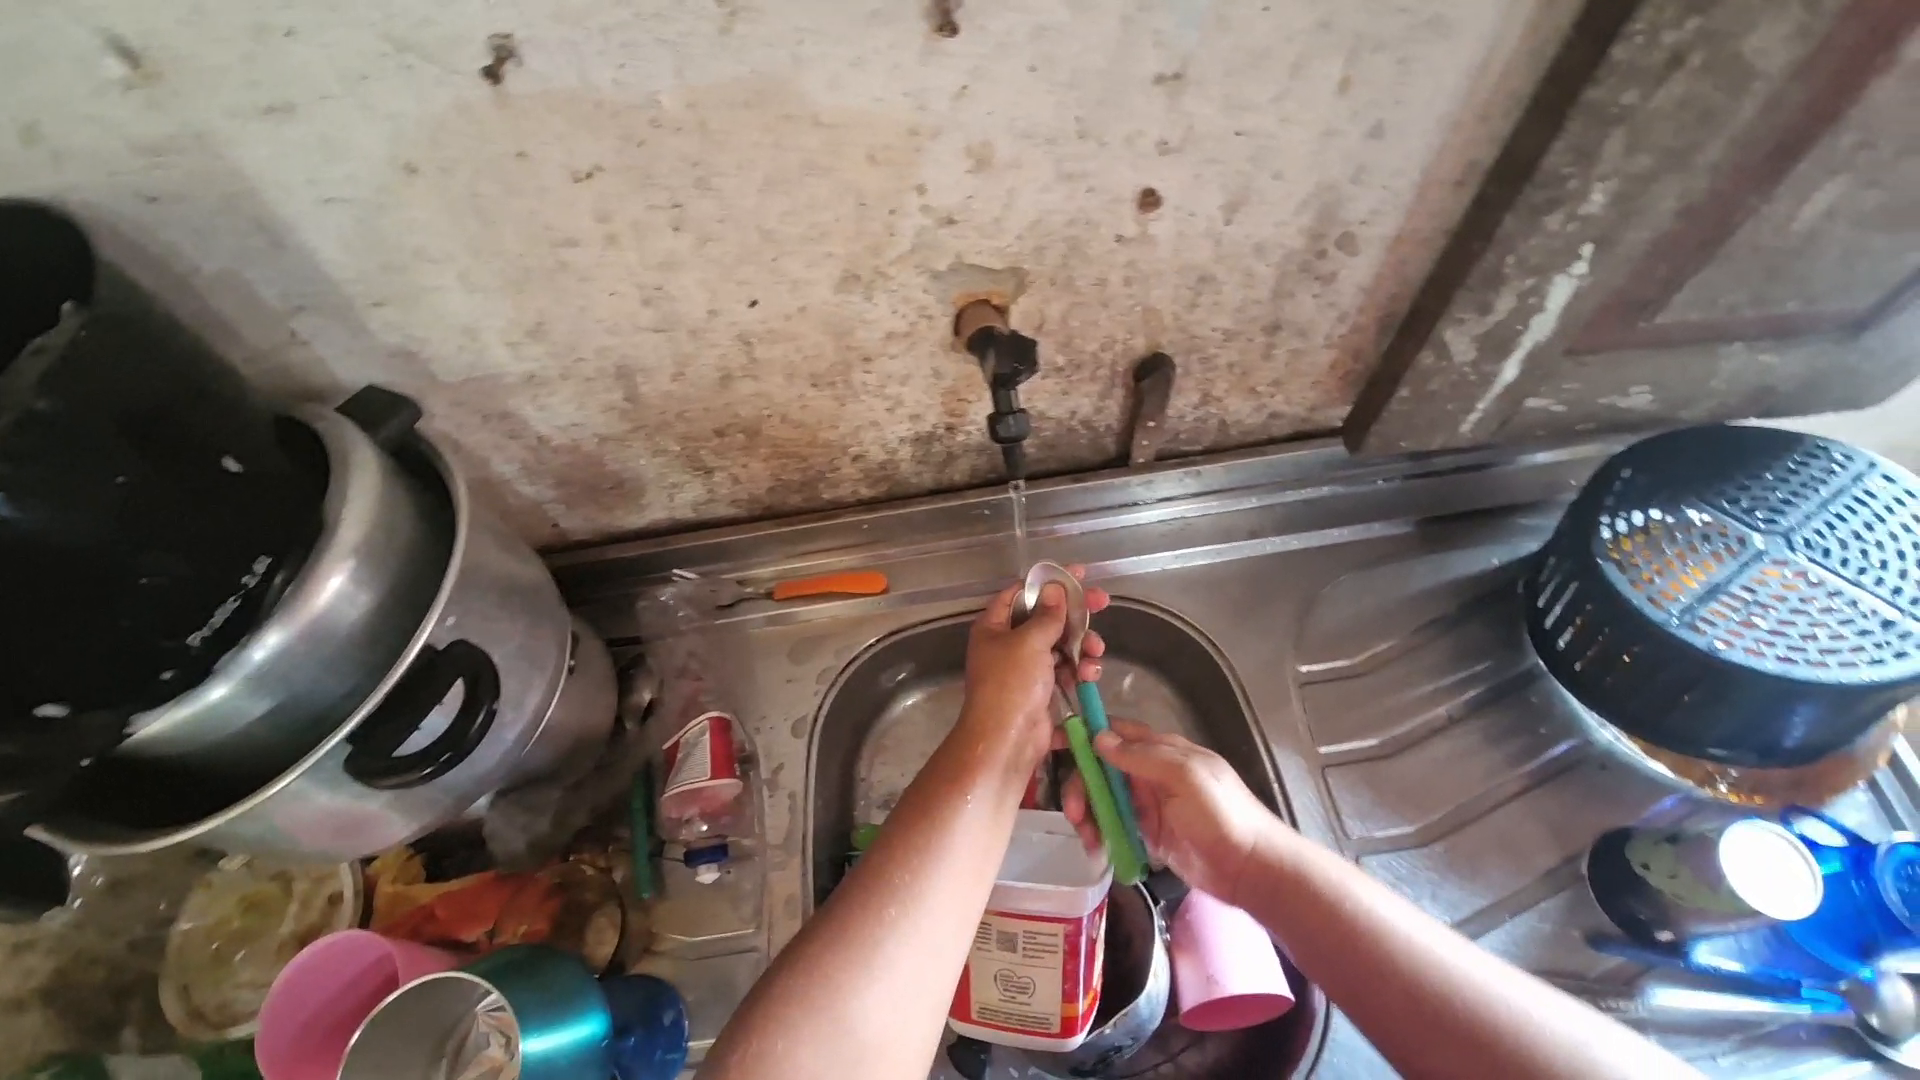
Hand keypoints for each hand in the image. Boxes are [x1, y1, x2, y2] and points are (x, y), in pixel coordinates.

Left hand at [960, 566, 1108, 772]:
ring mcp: (1025, 668)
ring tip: (1095, 651)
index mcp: (994, 626)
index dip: (1049, 581)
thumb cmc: (1010, 684)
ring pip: (1060, 644)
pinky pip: (1064, 670)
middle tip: (1103, 602)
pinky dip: (1078, 669)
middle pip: (1046, 617)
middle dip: (1075, 613)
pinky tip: (1089, 674)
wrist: (1006, 740)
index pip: (1022, 592)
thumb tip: (1056, 590)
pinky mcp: (1042, 690)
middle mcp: (1008, 643)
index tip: (1079, 574)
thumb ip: (1047, 615)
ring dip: (1080, 644)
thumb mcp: (1029, 642)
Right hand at [1062, 719, 1278, 903]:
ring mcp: (1148, 805)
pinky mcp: (1147, 834)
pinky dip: (1100, 833)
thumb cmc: (1222, 815)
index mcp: (1162, 750)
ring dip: (1088, 813)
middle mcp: (1150, 773)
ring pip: (1103, 798)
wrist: (1251, 869)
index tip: (1055, 743)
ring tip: (1088, 838)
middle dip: (1082, 786)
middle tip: (1074, 813)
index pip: (1116, 732)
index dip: (1085, 734)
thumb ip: (1142, 756)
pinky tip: (1097, 848)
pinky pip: (1113, 825)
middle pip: (1101, 768)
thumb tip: (1099, 737)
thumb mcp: (1185, 776)